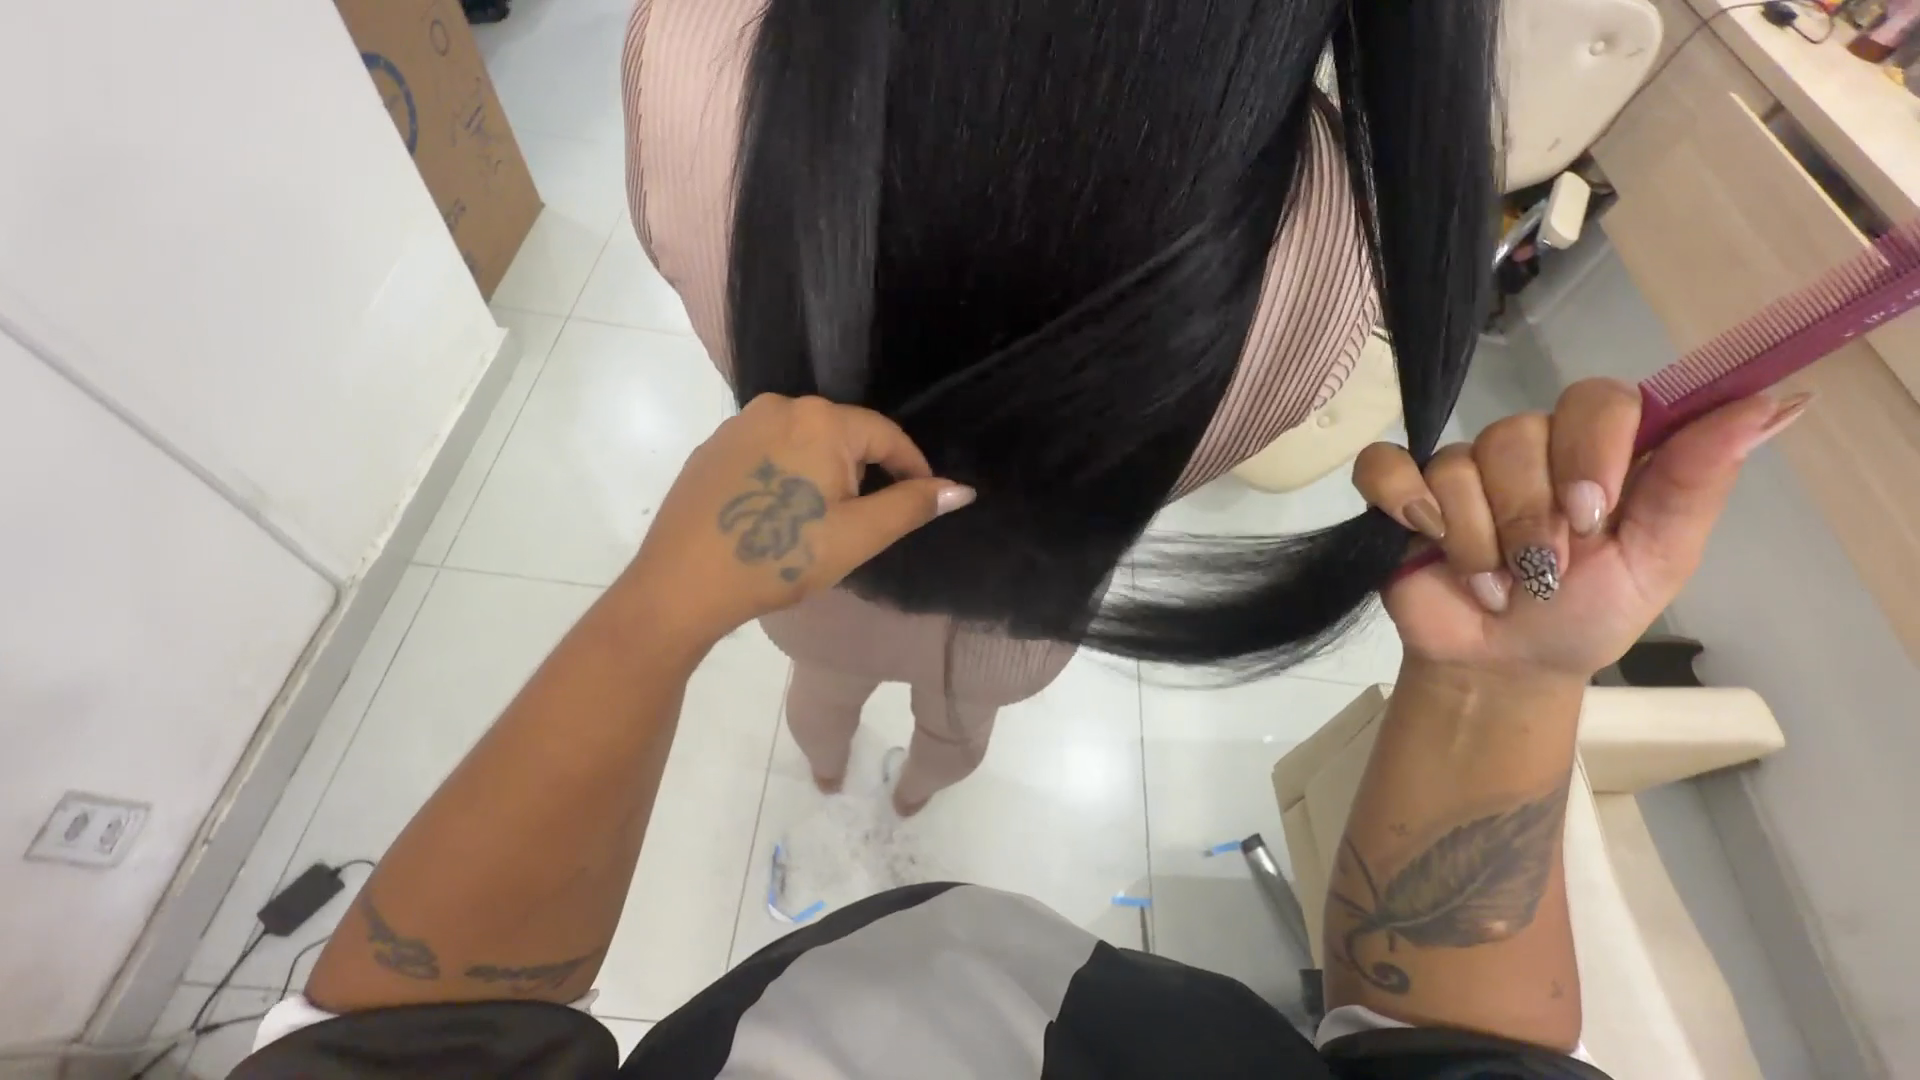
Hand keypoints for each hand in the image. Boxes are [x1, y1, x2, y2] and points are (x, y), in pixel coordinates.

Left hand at [623, 394, 973, 648]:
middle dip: (861, 475)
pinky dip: (785, 478)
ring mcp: (739, 424)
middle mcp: (779, 406)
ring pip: (804, 445)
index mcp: (821, 420)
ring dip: (822, 477)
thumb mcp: (858, 536)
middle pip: (843, 437)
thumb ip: (912, 506)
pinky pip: (769, 454)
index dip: (911, 468)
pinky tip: (775, 517)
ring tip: (815, 524)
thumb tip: (961, 489)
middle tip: (859, 525)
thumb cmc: (780, 557)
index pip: (885, 436)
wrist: (682, 584)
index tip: (922, 501)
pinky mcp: (712, 448)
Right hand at [1353, 380, 1806, 680]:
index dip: (1588, 450)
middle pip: (1514, 435)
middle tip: (1537, 572)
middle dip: (1526, 517)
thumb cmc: (1582, 617)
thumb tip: (1773, 401)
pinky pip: (1383, 465)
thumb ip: (1695, 485)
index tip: (1591, 514)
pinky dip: (1399, 498)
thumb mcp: (1654, 562)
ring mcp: (1454, 471)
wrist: (1499, 663)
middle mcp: (1524, 451)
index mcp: (1591, 455)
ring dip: (1473, 539)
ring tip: (1489, 584)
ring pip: (1454, 465)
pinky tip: (1421, 534)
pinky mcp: (1397, 494)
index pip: (1595, 400)